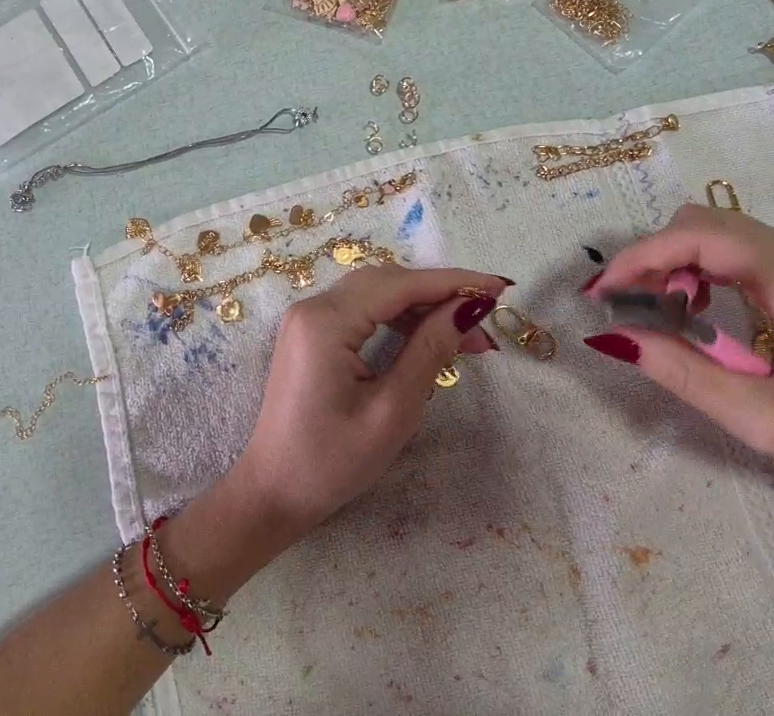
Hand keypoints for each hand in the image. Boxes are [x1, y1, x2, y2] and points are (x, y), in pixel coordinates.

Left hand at [228, 265, 507, 543]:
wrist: (274, 491)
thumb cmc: (332, 461)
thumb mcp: (392, 410)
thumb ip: (429, 351)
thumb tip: (468, 307)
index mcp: (325, 322)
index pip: (399, 284)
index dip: (453, 282)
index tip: (500, 287)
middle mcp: (311, 309)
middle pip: (386, 282)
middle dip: (439, 294)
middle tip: (486, 320)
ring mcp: (306, 321)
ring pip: (374, 294)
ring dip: (420, 307)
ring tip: (466, 337)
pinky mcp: (309, 336)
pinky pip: (360, 312)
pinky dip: (396, 319)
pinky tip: (427, 339)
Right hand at [588, 204, 773, 501]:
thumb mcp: (763, 420)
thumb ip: (685, 374)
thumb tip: (613, 337)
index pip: (703, 237)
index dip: (643, 255)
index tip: (603, 292)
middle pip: (705, 224)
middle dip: (652, 256)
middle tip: (624, 305)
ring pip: (715, 232)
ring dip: (672, 262)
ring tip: (654, 311)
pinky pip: (732, 252)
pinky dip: (695, 270)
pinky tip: (690, 310)